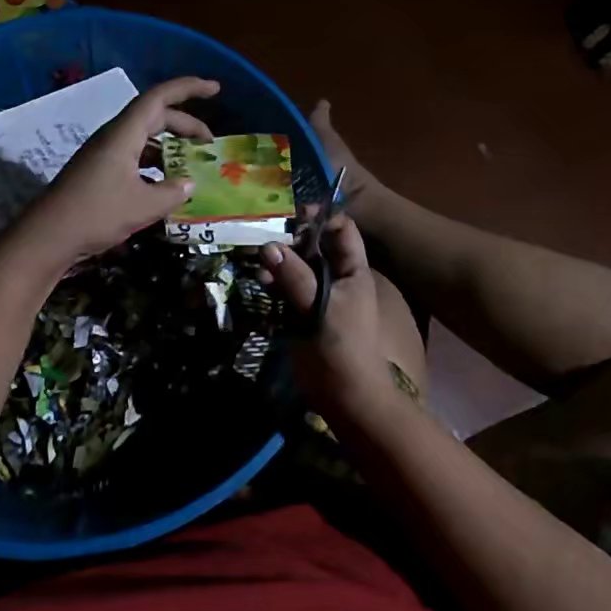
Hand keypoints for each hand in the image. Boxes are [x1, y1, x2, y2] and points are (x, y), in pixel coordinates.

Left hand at [18, 77, 220, 259]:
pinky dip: (155, 163)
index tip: (215, 89)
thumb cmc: (96, 215)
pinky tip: (166, 184)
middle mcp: (114, 137)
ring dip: (170, 145)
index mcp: (124, 134)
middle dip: (186, 124)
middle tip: (210, 143)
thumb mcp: (143, 206)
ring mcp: (104, 154)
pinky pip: (134, 156)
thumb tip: (189, 184)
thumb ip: (172, 192)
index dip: (188, 89)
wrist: (47, 237)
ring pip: (144, 137)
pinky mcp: (99, 172)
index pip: (159, 98)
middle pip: (155, 117)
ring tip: (192, 164)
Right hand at [263, 214, 392, 416]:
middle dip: (289, 238)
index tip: (293, 213)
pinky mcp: (299, 312)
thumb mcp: (323, 306)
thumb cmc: (345, 345)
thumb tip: (268, 246)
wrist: (346, 396)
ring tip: (257, 260)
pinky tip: (258, 280)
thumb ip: (296, 275)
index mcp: (353, 269)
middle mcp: (335, 276)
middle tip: (263, 231)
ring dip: (276, 260)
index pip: (341, 229)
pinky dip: (271, 281)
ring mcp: (316, 294)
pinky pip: (283, 288)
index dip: (321, 217)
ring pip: (294, 266)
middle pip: (312, 245)